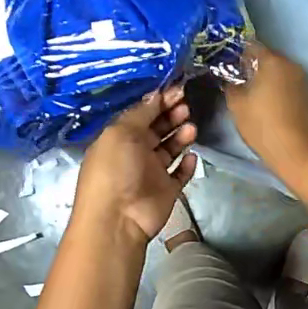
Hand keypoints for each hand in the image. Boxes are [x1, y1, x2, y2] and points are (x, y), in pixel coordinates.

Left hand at [74, 84, 197, 242]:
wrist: (119, 218)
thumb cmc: (114, 170)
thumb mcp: (121, 133)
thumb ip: (140, 114)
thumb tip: (155, 96)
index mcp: (119, 138)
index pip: (141, 115)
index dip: (158, 102)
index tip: (177, 90)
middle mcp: (135, 153)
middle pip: (157, 129)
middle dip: (171, 116)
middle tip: (185, 106)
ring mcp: (152, 173)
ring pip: (171, 149)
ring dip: (181, 136)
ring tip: (190, 127)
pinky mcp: (167, 190)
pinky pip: (181, 174)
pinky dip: (188, 164)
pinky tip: (192, 156)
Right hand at [224, 41, 307, 173]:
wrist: (299, 152)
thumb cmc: (263, 125)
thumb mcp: (237, 106)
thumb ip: (231, 85)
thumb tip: (231, 78)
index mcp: (272, 60)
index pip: (251, 45)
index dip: (238, 55)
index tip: (230, 69)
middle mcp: (292, 64)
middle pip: (269, 58)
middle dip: (255, 68)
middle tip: (242, 85)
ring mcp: (306, 79)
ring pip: (281, 73)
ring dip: (270, 81)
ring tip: (258, 99)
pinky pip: (292, 86)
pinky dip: (282, 92)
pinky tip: (275, 108)